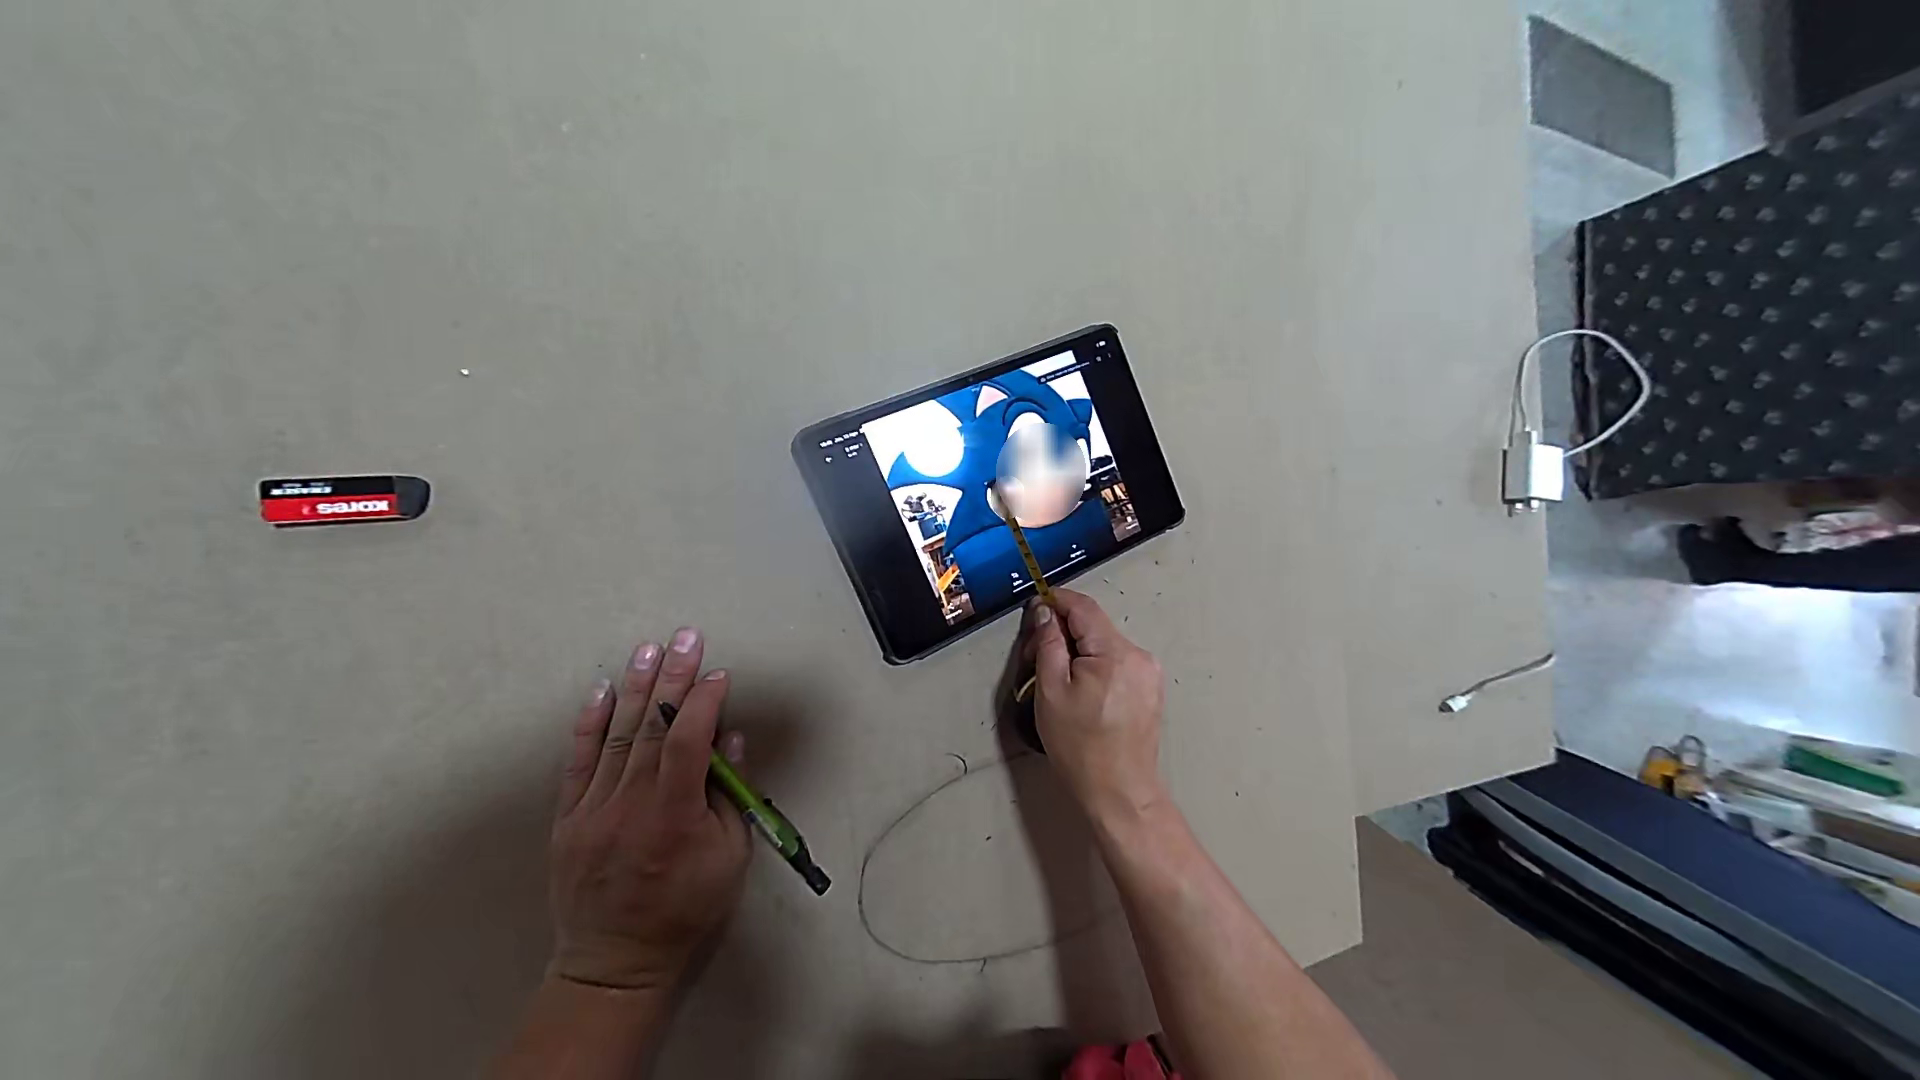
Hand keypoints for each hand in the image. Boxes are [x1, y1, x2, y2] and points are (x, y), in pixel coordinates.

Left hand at [546, 627, 750, 991]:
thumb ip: (729, 794)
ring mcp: (593, 810)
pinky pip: (577, 763)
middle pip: (652, 730)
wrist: (615, 959)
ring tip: (649, 650)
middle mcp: (629, 806)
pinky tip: (602, 690)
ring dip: (636, 689)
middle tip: (686, 637)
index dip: (703, 704)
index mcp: (674, 817)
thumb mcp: (730, 856)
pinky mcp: (567, 818)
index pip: (687, 744)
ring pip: (616, 737)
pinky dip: (589, 724)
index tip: (718, 675)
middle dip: (673, 678)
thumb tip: (728, 737)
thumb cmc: (687, 907)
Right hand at [1025, 590, 1167, 823]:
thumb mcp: (1051, 691)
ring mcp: (1148, 672)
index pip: (1083, 607)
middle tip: (1035, 654)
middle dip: (1062, 632)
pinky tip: (1079, 689)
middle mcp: (1138, 656)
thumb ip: (1048, 644)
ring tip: (1056, 679)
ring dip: (1078, 650)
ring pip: (1104, 644)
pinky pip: (1117, 661)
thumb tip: (1044, 613)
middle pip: (1094, 625)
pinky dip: (1095, 664)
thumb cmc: (1081, 748)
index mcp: (1115, 653)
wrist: (1120, 792)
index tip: (1035, 605)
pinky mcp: (1150, 688)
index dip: (1056, 601)